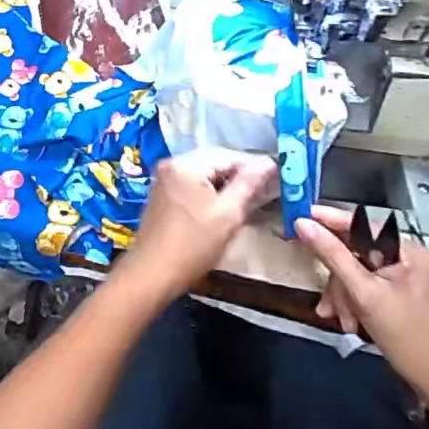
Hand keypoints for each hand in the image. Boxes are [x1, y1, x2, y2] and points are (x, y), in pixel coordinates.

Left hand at [116, 150, 278, 299]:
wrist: (153, 272)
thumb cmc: (194, 245)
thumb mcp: (228, 215)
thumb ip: (248, 185)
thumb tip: (268, 163)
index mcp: (186, 164)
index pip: (228, 155)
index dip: (253, 166)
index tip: (276, 178)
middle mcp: (171, 164)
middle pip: (214, 162)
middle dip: (238, 175)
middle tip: (264, 191)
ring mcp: (163, 178)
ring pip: (203, 173)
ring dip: (224, 185)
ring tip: (248, 200)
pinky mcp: (161, 193)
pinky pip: (190, 183)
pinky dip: (208, 191)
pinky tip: (223, 206)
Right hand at [294, 206, 428, 428]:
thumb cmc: (409, 338)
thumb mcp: (365, 294)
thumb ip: (332, 255)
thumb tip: (302, 223)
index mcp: (410, 252)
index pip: (362, 224)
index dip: (328, 220)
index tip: (298, 216)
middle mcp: (412, 259)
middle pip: (358, 253)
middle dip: (339, 280)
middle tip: (328, 305)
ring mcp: (410, 279)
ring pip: (360, 273)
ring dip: (345, 296)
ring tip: (343, 321)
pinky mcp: (406, 296)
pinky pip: (370, 287)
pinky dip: (356, 303)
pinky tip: (351, 323)